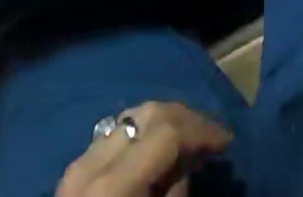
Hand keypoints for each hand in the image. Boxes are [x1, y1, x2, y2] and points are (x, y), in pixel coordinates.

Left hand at [56, 101, 232, 196]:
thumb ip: (175, 193)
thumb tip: (188, 160)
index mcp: (112, 187)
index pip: (166, 132)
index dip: (202, 130)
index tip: (227, 143)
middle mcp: (92, 164)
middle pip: (148, 114)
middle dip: (187, 119)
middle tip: (213, 138)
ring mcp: (79, 164)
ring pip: (132, 117)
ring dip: (166, 122)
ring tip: (190, 140)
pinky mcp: (74, 172)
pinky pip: (116, 135)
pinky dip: (143, 134)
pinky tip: (160, 150)